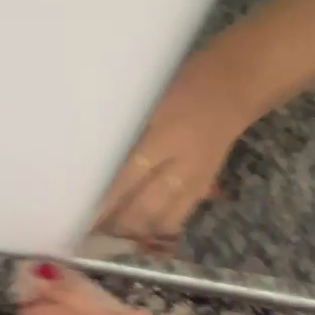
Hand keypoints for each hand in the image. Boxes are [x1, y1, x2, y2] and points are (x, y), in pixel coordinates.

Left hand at [92, 58, 255, 253]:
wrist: (236, 85)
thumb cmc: (185, 82)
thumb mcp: (148, 99)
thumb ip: (126, 131)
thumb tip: (93, 159)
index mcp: (163, 137)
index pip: (125, 180)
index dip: (103, 202)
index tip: (78, 215)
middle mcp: (179, 167)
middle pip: (141, 208)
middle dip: (113, 224)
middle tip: (87, 230)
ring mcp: (193, 182)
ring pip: (159, 220)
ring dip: (132, 230)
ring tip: (108, 232)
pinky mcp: (202, 188)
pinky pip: (177, 218)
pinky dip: (155, 227)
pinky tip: (138, 229)